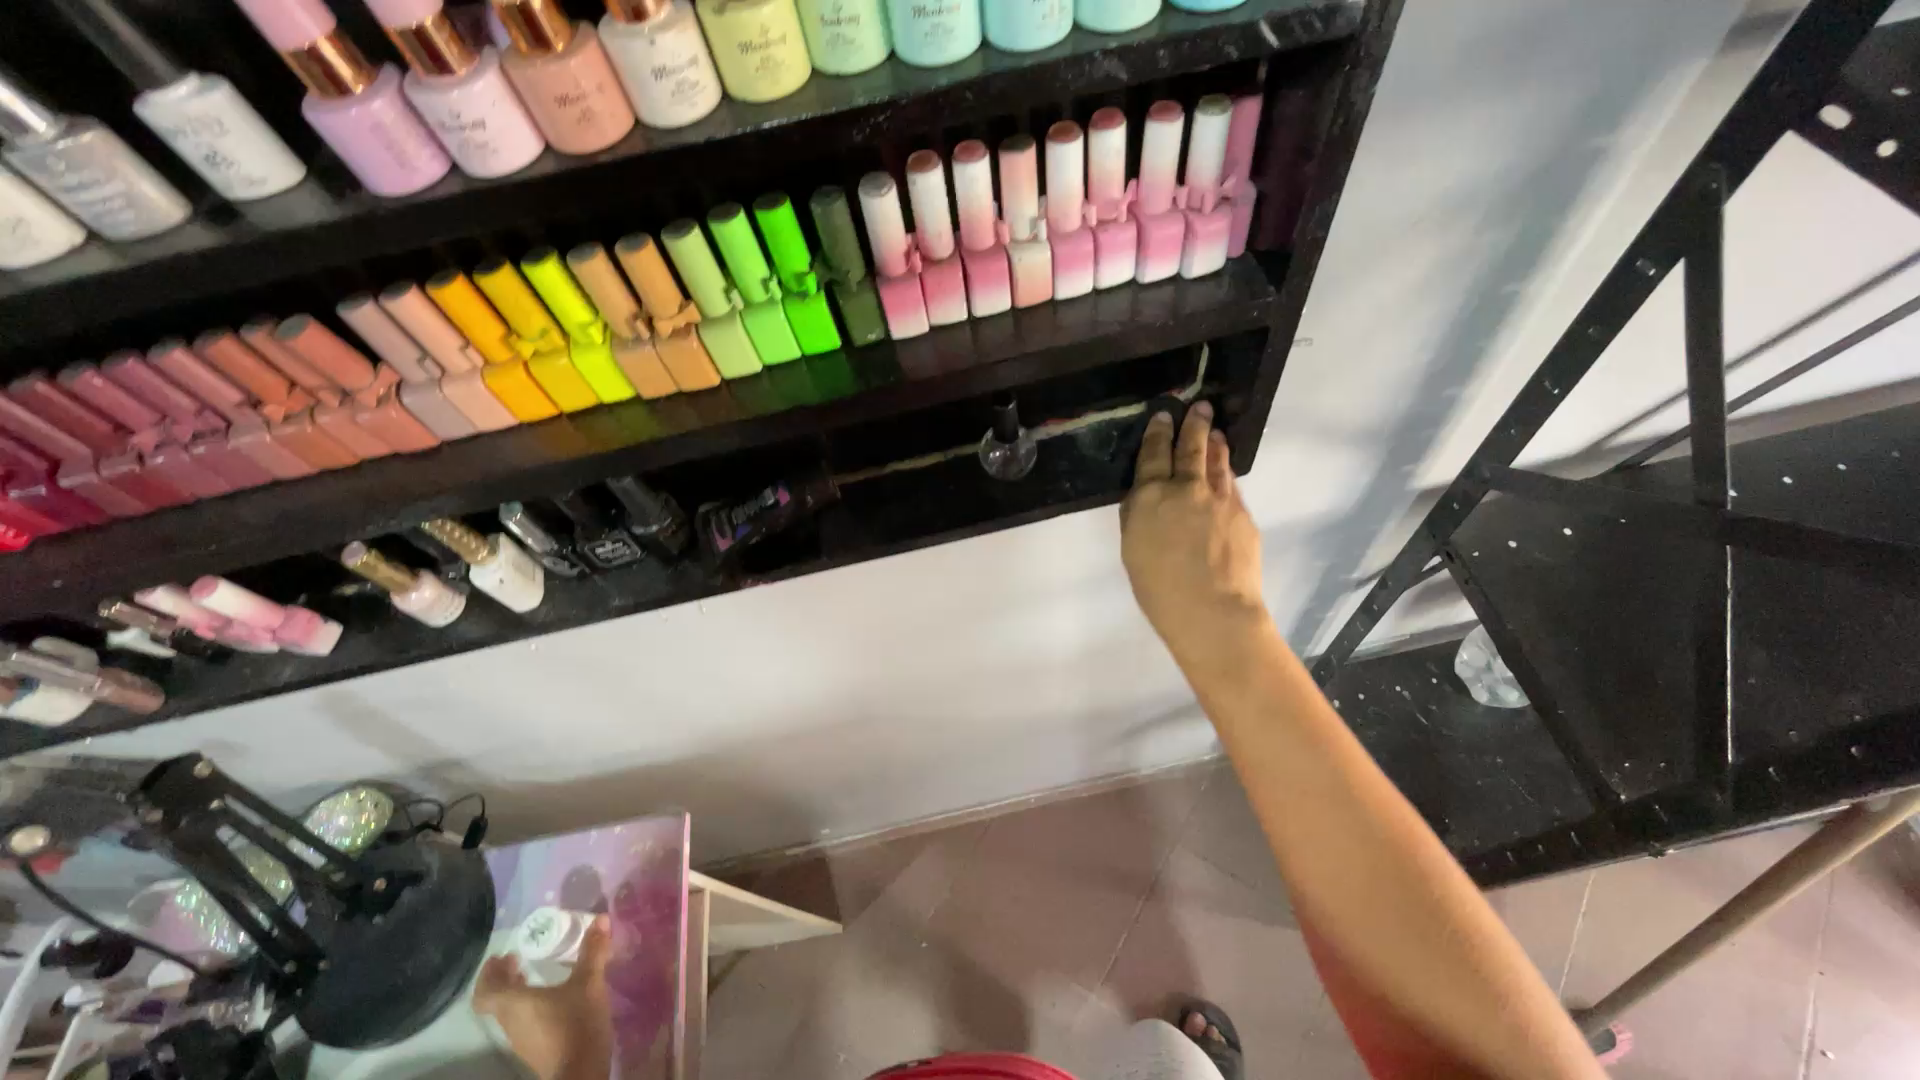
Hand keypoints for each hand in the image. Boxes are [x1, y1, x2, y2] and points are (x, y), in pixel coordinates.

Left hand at [474, 915, 613, 1079]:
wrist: (580, 1074)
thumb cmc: (577, 1024)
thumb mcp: (589, 983)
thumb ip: (593, 951)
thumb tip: (601, 919)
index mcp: (514, 1004)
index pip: (484, 992)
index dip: (487, 974)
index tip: (501, 957)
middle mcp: (511, 1022)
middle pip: (495, 1000)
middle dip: (503, 978)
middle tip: (516, 959)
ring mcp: (521, 1039)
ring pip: (508, 1012)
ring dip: (515, 992)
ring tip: (533, 976)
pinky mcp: (534, 1049)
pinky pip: (522, 1022)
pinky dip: (528, 1006)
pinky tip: (551, 999)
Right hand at [1120, 402, 1267, 660]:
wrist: (1212, 610)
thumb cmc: (1160, 590)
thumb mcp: (1133, 550)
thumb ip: (1138, 517)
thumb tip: (1145, 498)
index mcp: (1149, 497)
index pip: (1153, 454)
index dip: (1158, 433)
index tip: (1163, 415)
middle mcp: (1185, 488)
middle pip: (1189, 448)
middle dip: (1193, 424)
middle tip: (1199, 406)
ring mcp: (1218, 497)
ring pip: (1216, 460)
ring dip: (1213, 442)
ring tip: (1214, 430)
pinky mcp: (1241, 512)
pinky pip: (1230, 483)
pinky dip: (1226, 471)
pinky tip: (1225, 470)